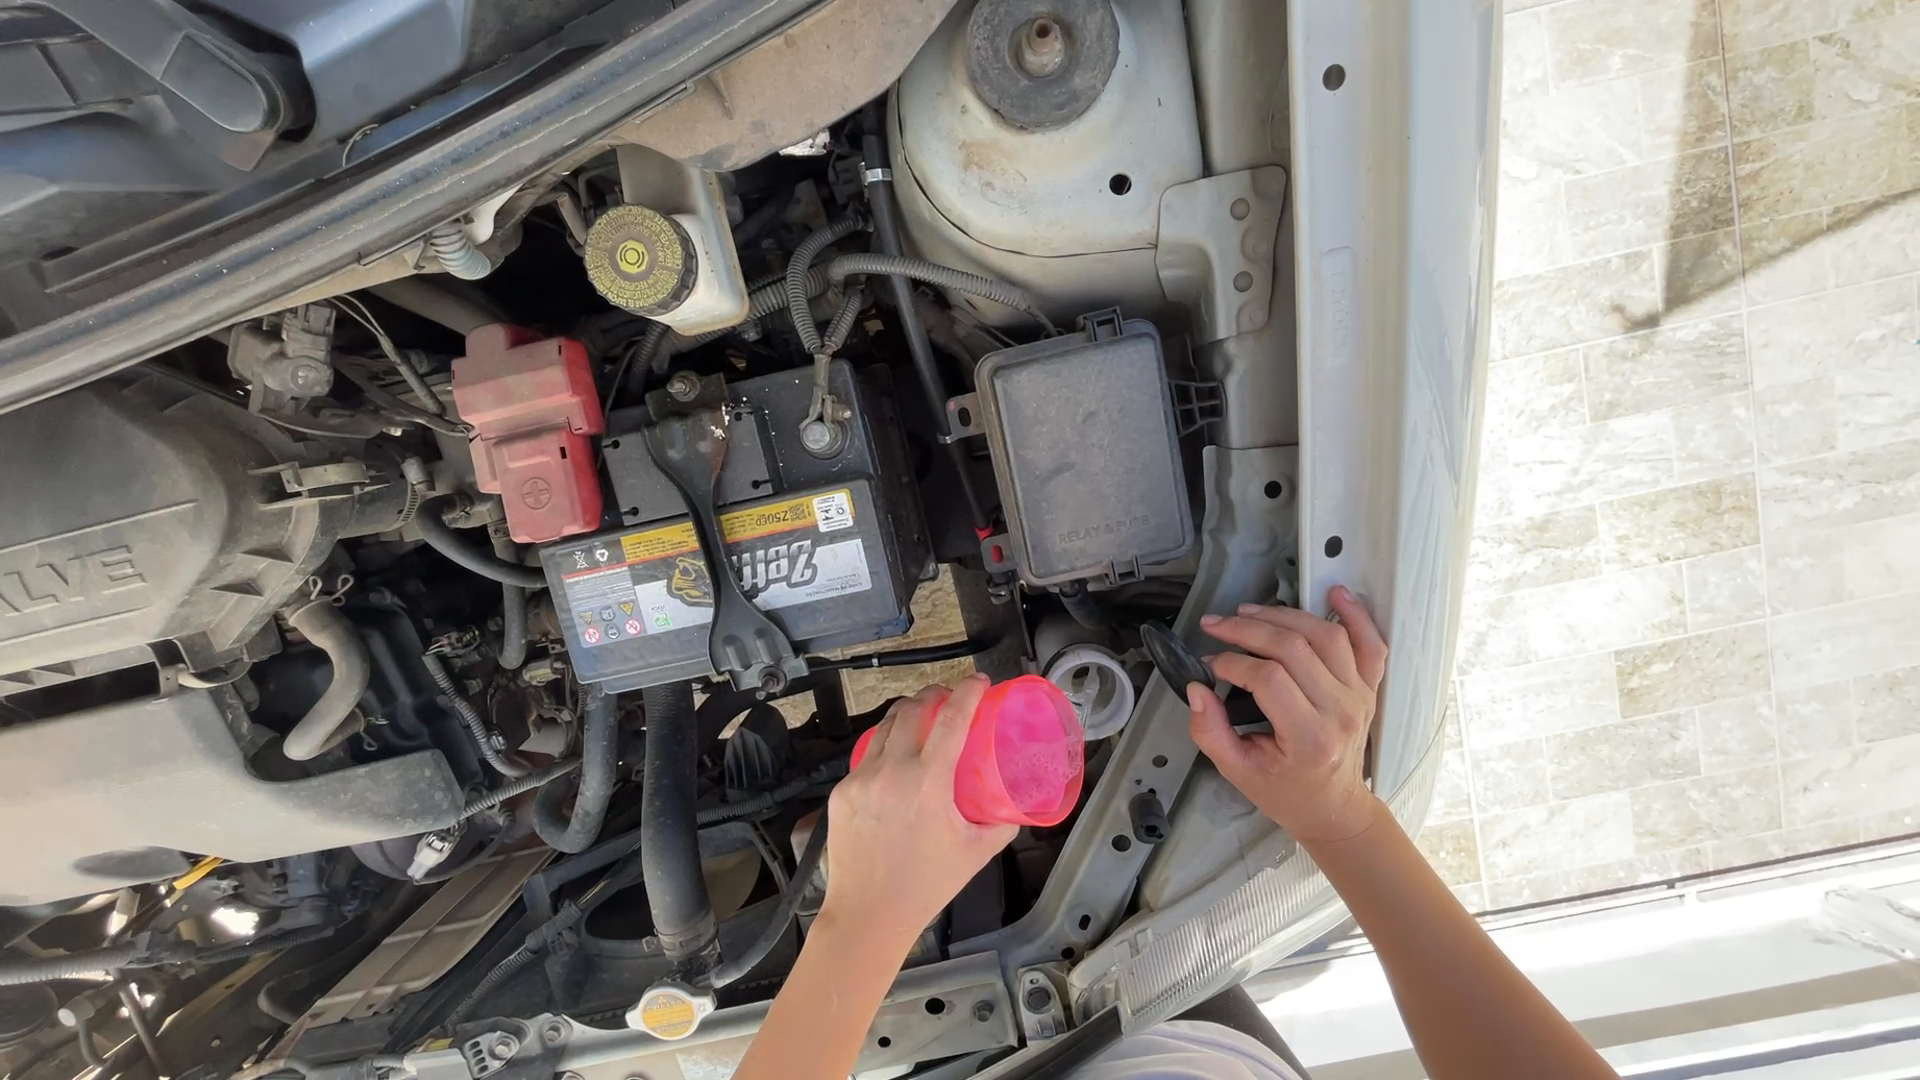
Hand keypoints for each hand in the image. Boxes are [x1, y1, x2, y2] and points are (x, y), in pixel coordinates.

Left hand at [822, 674, 1017, 944]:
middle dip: (933, 694)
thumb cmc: (924, 887)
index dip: (968, 692)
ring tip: (921, 714)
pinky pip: (866, 756)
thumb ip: (1001, 824)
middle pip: (911, 709)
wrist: (867, 915)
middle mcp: (891, 771)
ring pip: (884, 726)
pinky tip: (894, 755)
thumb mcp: (975, 853)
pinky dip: (885, 747)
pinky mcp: (842, 791)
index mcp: (927, 782)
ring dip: (906, 712)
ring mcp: (861, 779)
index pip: (951, 718)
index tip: (979, 681)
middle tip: (948, 696)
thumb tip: (1015, 804)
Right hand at [1187, 585, 1388, 845]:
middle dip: (1247, 629)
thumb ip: (1209, 732)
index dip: (1232, 662)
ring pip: (1325, 636)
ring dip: (1284, 615)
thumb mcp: (1236, 771)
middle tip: (1215, 625)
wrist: (1333, 808)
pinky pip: (1370, 644)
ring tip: (1248, 611)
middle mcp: (1341, 712)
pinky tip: (1335, 593)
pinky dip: (1356, 615)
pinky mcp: (1368, 688)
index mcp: (1310, 738)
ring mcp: (1359, 696)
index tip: (1209, 664)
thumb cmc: (1285, 792)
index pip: (1268, 678)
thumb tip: (1196, 689)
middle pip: (1294, 648)